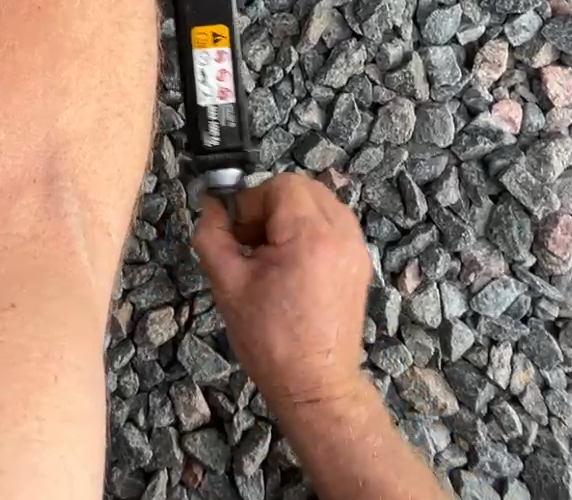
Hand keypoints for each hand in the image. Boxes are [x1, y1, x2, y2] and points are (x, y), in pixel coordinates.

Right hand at [192, 173, 373, 414]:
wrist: (316, 386)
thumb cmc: (268, 339)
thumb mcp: (227, 284)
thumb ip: (212, 234)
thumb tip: (210, 204)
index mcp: (310, 236)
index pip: (281, 185)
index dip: (252, 202)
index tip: (240, 234)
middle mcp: (341, 233)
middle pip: (302, 187)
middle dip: (271, 204)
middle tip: (252, 241)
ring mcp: (356, 246)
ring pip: (319, 200)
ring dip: (291, 214)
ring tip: (273, 252)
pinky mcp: (360, 260)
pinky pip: (334, 222)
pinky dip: (311, 228)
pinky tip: (294, 262)